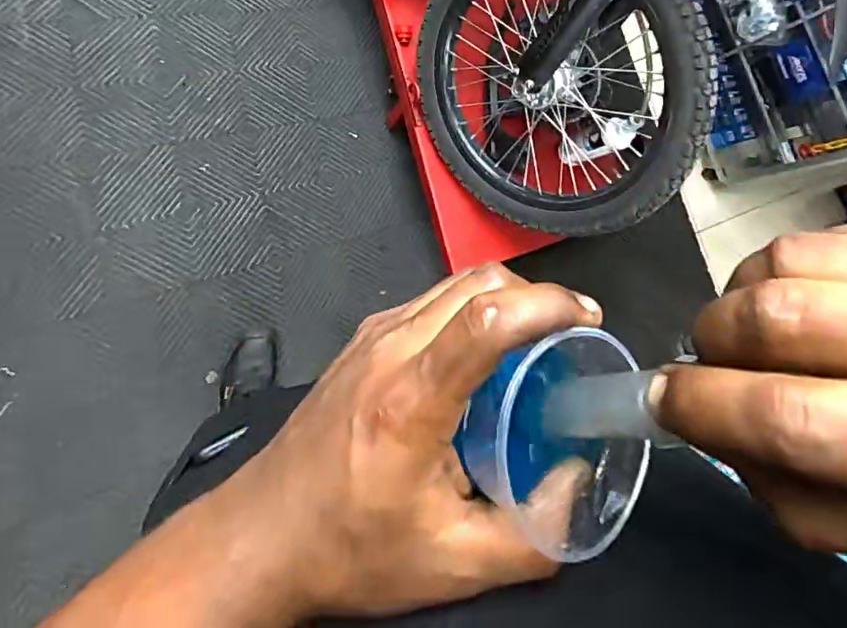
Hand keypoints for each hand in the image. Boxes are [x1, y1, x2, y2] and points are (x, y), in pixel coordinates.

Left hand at [223, 264, 601, 619]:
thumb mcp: (450, 564)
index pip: (487, 319)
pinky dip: (474, 306)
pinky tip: (484, 350)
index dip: (547, 304)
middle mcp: (390, 347)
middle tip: (569, 330)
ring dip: (506, 296)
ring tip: (535, 337)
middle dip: (536, 294)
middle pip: (479, 283)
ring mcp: (374, 334)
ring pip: (456, 282)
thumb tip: (578, 484)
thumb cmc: (348, 547)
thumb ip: (533, 534)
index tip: (585, 318)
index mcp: (411, 398)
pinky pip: (433, 299)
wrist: (261, 534)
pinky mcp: (366, 336)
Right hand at [652, 211, 846, 613]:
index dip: (705, 408)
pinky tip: (814, 304)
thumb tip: (722, 437)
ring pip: (790, 259)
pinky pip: (827, 235)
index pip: (800, 419)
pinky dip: (788, 272)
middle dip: (711, 341)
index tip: (664, 402)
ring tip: (757, 332)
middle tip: (708, 365)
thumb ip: (823, 507)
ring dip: (742, 298)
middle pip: (782, 317)